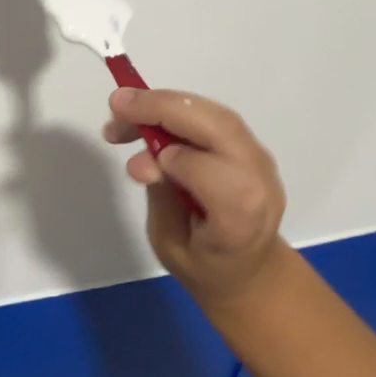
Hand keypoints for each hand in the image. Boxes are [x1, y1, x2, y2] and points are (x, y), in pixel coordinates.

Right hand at [104, 87, 287, 309]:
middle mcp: (259, 181)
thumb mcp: (170, 246)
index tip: (140, 169)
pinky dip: (176, 111)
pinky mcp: (249, 148)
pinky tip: (147, 118)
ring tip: (122, 115)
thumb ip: (162, 199)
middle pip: (218, 126)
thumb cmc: (204, 267)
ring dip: (165, 105)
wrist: (250, 271)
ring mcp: (259, 160)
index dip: (178, 160)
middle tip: (116, 106)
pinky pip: (213, 118)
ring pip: (215, 114)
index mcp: (241, 219)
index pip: (215, 173)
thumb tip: (145, 161)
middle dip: (164, 108)